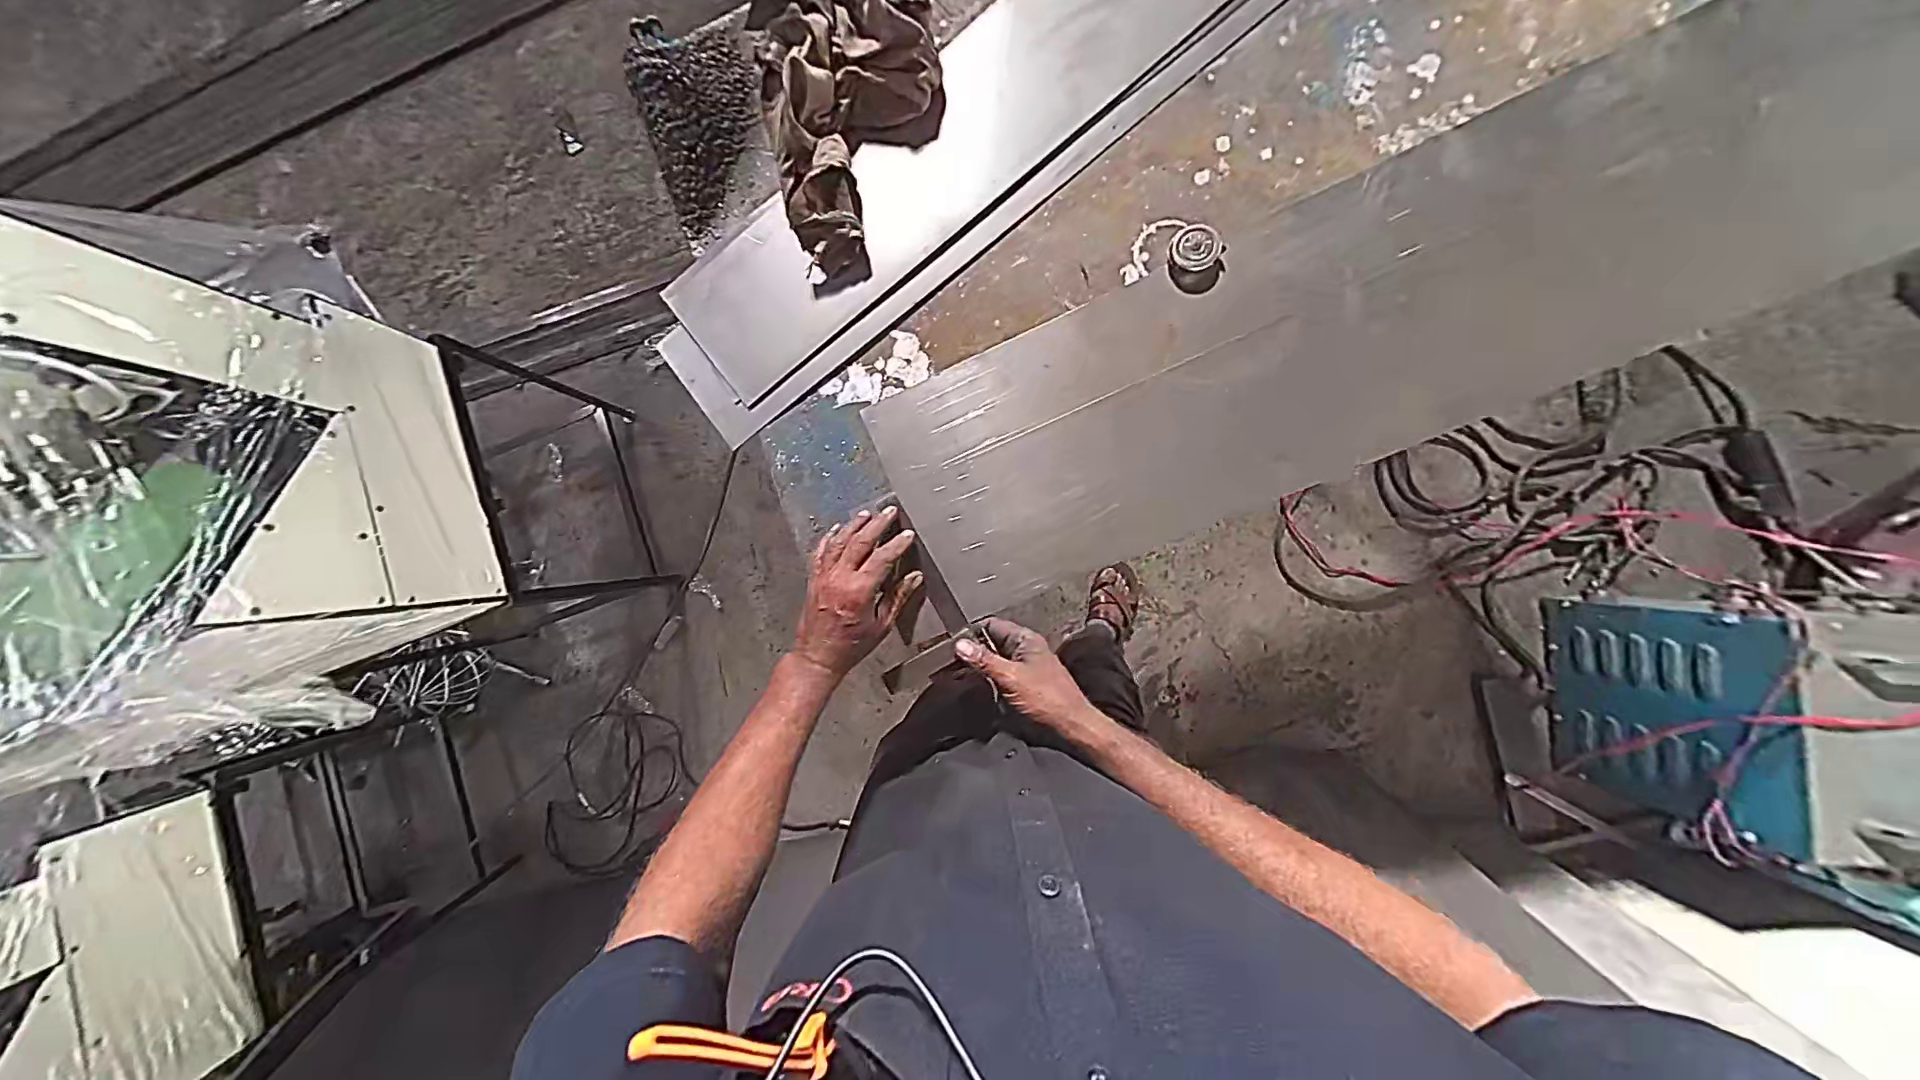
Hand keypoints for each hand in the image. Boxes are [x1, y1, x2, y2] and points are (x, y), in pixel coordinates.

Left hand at [792, 507, 922, 678]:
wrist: (817, 657)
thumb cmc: (850, 647)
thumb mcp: (882, 625)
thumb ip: (898, 598)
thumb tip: (914, 578)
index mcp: (859, 591)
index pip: (882, 557)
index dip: (897, 543)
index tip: (907, 535)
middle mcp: (839, 579)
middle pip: (860, 542)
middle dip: (877, 524)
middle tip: (889, 512)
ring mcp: (824, 577)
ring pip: (840, 542)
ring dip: (854, 525)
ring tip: (866, 514)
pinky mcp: (814, 579)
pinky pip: (821, 552)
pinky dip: (830, 538)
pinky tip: (836, 529)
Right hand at [954, 618, 1108, 737]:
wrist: (1071, 727)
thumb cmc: (1049, 700)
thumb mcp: (1010, 677)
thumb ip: (984, 660)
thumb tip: (960, 644)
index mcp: (1026, 640)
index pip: (991, 625)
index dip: (972, 632)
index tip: (953, 644)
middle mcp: (1026, 650)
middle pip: (991, 644)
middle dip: (974, 653)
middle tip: (953, 664)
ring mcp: (1026, 668)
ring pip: (995, 662)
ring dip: (981, 670)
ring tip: (961, 677)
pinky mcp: (1026, 686)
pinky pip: (1002, 678)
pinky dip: (990, 683)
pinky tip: (980, 690)